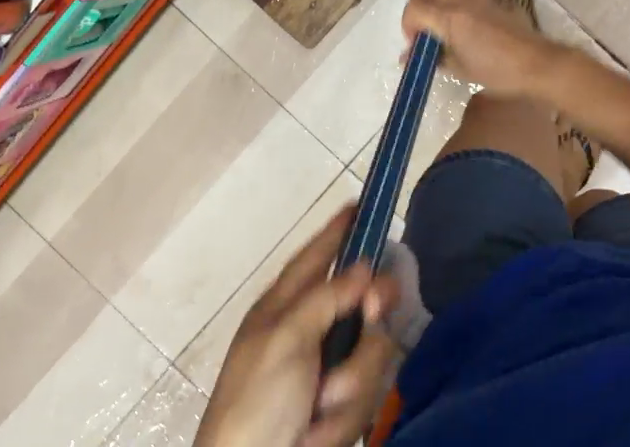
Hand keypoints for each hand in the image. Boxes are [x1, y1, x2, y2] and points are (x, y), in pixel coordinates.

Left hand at [198, 208, 400, 446]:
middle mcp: (308, 334)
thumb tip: (362, 267)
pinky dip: (345, 418)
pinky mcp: (337, 409)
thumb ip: (327, 299)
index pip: (314, 258)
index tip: (359, 205)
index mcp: (282, 310)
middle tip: (372, 315)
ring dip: (352, 383)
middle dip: (368, 319)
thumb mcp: (285, 341)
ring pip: (372, 351)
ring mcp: (324, 373)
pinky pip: (367, 393)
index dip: (336, 233)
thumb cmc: (256, 404)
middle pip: (361, 303)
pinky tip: (320, 433)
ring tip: (322, 408)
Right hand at [401, 0, 563, 98]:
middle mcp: (459, 1)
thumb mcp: (459, 69)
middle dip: (415, 7)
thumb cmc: (496, 71)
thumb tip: (407, 57)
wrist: (533, 62)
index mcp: (449, 20)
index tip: (414, 43)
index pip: (415, 9)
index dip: (407, 24)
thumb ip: (433, 58)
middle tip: (420, 29)